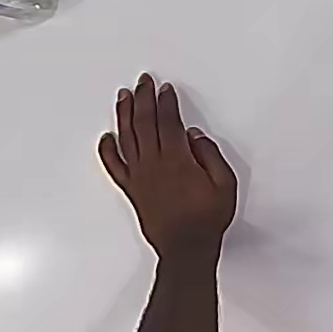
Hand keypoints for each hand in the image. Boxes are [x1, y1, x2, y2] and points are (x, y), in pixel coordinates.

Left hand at [99, 73, 237, 262]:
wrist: (186, 249)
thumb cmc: (206, 218)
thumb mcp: (225, 184)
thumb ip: (210, 156)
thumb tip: (195, 136)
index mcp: (177, 160)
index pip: (168, 122)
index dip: (166, 102)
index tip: (165, 89)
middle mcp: (154, 164)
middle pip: (144, 122)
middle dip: (144, 99)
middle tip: (143, 82)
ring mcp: (139, 176)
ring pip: (127, 137)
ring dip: (124, 114)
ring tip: (124, 97)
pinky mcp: (132, 190)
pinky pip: (115, 165)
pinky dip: (108, 150)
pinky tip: (106, 138)